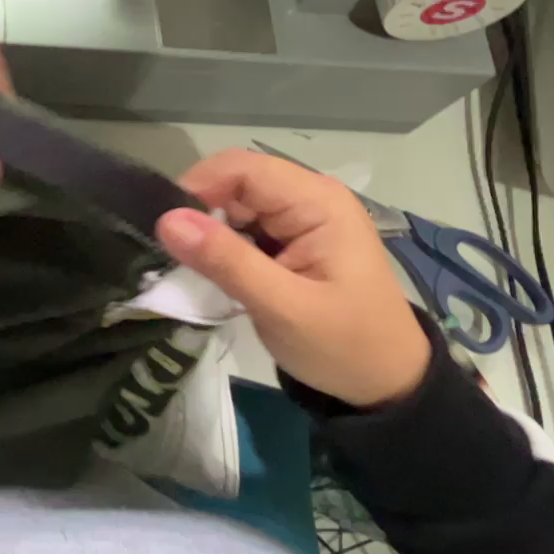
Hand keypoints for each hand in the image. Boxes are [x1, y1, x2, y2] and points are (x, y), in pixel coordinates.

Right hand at [156, 150, 430, 406]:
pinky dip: (223, 245)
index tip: (166, 228)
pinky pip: (243, 225)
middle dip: (202, 212)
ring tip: (195, 269)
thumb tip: (167, 220)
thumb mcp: (282, 307)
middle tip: (178, 257)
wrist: (386, 385)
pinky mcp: (290, 238)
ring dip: (210, 231)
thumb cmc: (343, 346)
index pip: (242, 168)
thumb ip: (226, 261)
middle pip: (236, 181)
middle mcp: (309, 196)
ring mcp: (300, 216)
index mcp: (317, 201)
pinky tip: (216, 272)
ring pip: (235, 203)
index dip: (199, 187)